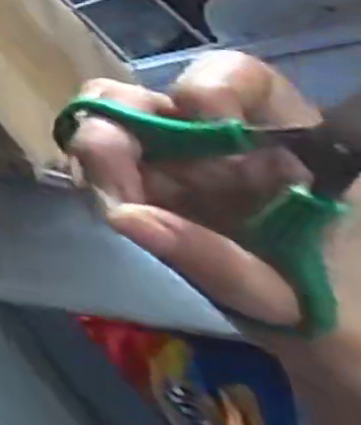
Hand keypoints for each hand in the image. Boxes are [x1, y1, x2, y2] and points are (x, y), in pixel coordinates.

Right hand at [66, 53, 343, 330]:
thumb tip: (121, 218)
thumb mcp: (291, 298)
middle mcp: (216, 138)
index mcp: (284, 145)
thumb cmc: (342, 315)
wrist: (333, 347)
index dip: (208, 89)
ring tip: (108, 203)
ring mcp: (170, 158)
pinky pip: (95, 156)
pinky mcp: (138, 179)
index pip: (237, 77)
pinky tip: (110, 210)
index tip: (209, 129)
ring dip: (93, 154)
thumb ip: (214, 259)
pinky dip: (89, 177)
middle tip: (109, 185)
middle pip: (140, 96)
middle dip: (110, 130)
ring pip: (103, 118)